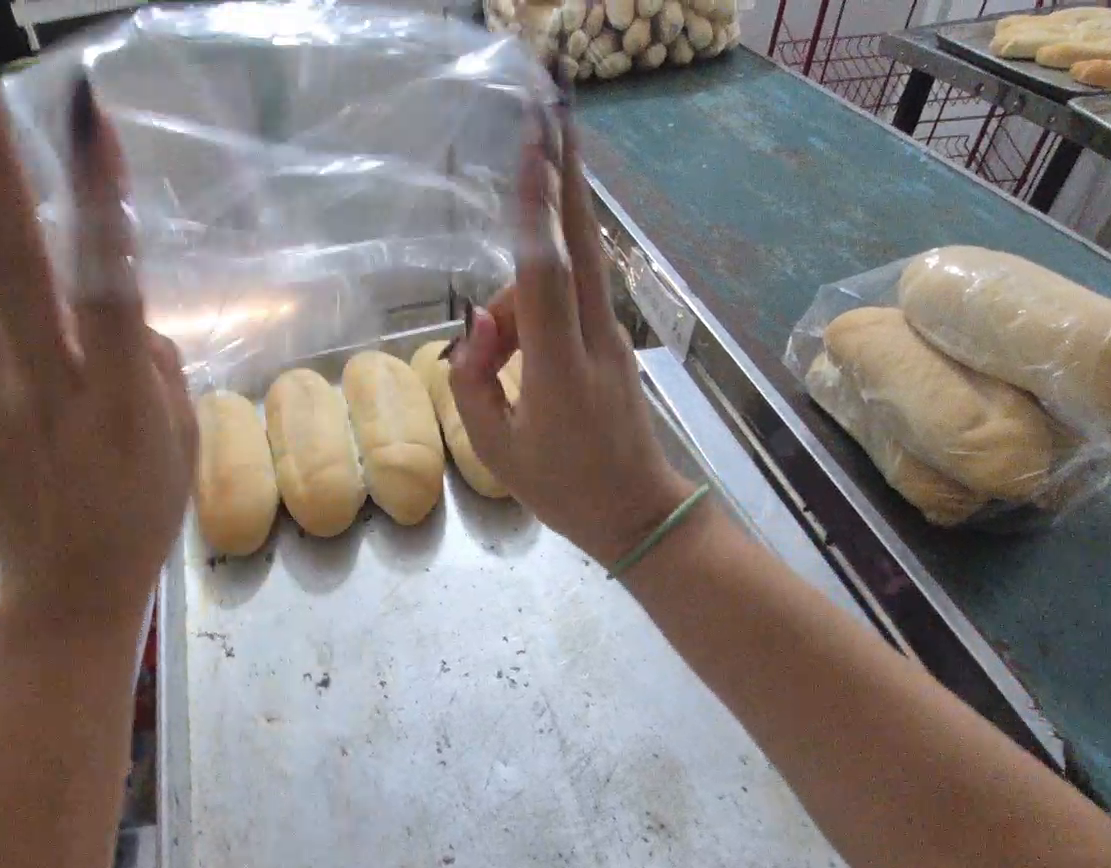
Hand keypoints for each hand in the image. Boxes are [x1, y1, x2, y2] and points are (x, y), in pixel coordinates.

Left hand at [0, 31, 195, 622]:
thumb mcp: (181, 443)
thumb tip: (118, 316)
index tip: (84, 113)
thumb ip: (154, 366)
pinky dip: (28, 354)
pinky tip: (47, 412)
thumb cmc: (145, 519)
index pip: (109, 291)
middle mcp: (43, 396)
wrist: (67, 594)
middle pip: (8, 268)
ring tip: (73, 381)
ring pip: (8, 308)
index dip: (99, 203)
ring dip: (38, 305)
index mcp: (119, 409)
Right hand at [449, 114, 691, 566]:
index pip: (545, 274)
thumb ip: (473, 380)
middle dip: (566, 174)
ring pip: (565, 278)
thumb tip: (472, 324)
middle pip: (579, 243)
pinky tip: (512, 352)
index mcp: (560, 366)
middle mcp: (593, 337)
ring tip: (489, 358)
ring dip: (522, 286)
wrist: (638, 512)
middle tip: (554, 113)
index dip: (537, 211)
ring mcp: (611, 337)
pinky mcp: (614, 343)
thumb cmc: (562, 488)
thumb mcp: (496, 447)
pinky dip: (538, 304)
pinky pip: (572, 302)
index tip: (535, 150)